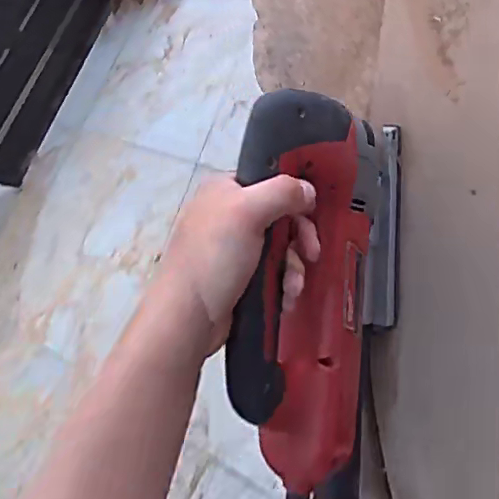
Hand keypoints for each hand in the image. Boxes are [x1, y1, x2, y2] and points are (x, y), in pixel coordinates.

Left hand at [150, 174, 320, 352]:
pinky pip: (273, 271)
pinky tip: (286, 297)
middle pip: (281, 215)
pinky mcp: (240, 276)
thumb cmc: (215, 256)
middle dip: (299, 237)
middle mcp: (229, 212)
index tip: (310, 213)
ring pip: (281, 246)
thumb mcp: (248, 212)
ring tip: (292, 286)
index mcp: (225, 188)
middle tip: (311, 253)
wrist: (187, 318)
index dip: (293, 195)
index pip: (270, 179)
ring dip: (293, 266)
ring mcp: (234, 246)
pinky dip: (284, 282)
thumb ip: (283, 192)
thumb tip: (309, 190)